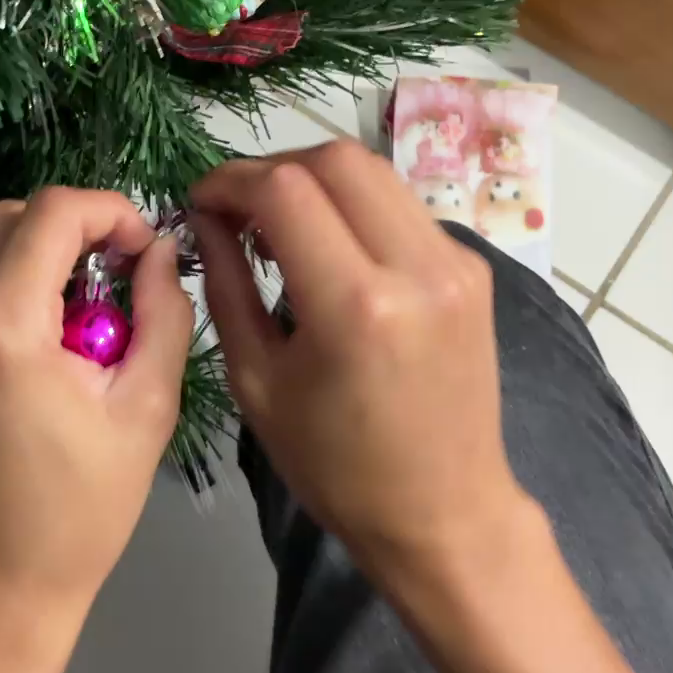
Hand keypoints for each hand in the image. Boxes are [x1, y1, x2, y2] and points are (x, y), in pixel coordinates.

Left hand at [0, 187, 193, 630]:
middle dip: (70, 230)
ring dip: (27, 253)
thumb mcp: (146, 411)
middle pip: (8, 218)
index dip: (108, 211)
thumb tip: (156, 250)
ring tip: (67, 311)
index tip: (139, 248)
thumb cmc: (79, 513)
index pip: (51, 212)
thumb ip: (162, 312)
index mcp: (0, 332)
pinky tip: (23, 337)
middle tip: (110, 279)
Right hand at [190, 140, 530, 577]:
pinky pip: (399, 205)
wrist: (444, 512)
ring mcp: (456, 262)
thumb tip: (205, 218)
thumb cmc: (334, 464)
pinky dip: (351, 204)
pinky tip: (327, 245)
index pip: (285, 191)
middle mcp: (416, 267)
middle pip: (336, 159)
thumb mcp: (256, 380)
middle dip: (272, 168)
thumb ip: (226, 284)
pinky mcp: (472, 268)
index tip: (200, 201)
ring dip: (313, 179)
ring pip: (373, 171)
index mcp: (355, 306)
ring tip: (276, 224)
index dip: (231, 181)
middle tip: (237, 208)